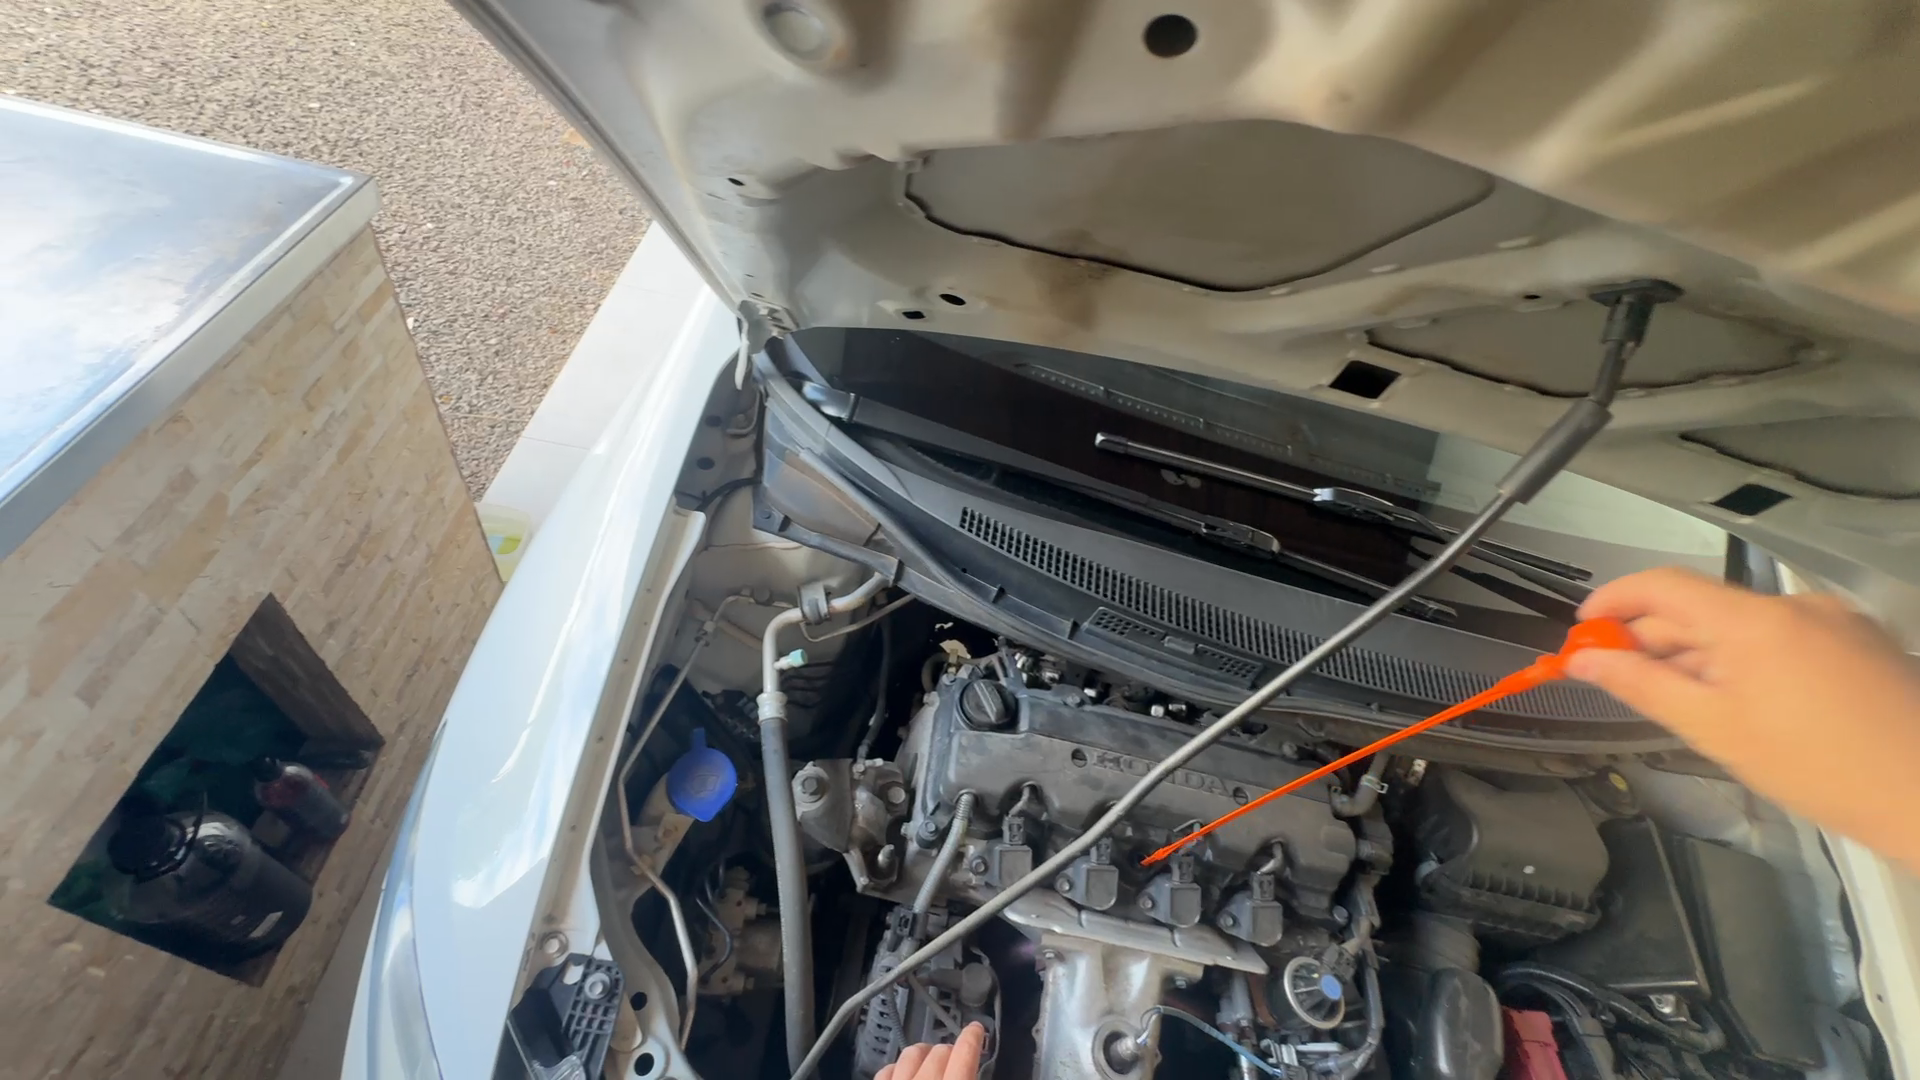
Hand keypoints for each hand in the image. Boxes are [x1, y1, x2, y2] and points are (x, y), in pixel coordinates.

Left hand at [875, 1022, 986, 1079]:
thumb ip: (969, 1076)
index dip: (973, 1037)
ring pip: (911, 1054)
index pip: (965, 1052)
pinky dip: (897, 1070)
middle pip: (939, 1051)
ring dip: (924, 1056)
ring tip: (930, 1066)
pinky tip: (904, 1076)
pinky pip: (886, 1071)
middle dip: (950, 1051)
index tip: (977, 1030)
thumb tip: (974, 1067)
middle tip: (956, 1061)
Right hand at [1568, 567, 1919, 869]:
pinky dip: (1739, 659)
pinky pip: (1777, 637)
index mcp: (1755, 620)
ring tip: (1680, 698)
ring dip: (1694, 653)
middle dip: (1649, 638)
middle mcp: (1797, 607)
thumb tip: (1579, 659)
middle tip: (1618, 676)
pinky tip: (1735, 700)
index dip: (1610, 601)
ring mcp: (1838, 623)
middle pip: (1698, 607)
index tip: (1582, 630)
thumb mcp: (1710, 727)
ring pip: (1736, 625)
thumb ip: (1636, 683)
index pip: (1660, 584)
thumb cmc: (1819, 767)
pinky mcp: (1864, 645)